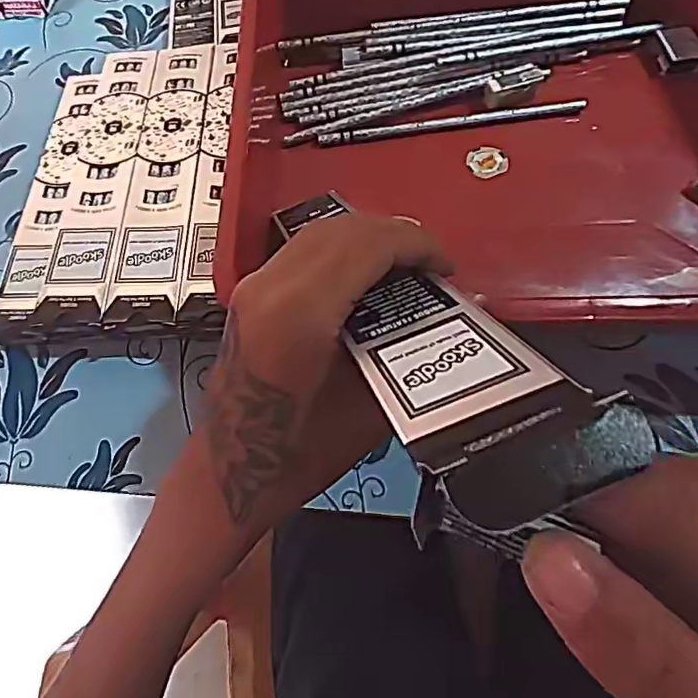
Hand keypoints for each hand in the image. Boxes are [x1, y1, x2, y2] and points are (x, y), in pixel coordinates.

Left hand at [198, 212, 448, 545]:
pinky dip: (341, 250)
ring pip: (320, 232)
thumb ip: (419, 351)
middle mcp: (269, 287)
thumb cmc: (298, 452)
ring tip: (405, 268)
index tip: (444, 264)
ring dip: (367, 240)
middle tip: (431, 265)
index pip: (366, 244)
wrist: (234, 469)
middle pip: (343, 229)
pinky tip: (366, 276)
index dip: (415, 244)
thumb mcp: (372, 406)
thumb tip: (463, 314)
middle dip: (395, 236)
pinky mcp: (250, 292)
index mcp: (298, 311)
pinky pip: (303, 250)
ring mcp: (253, 286)